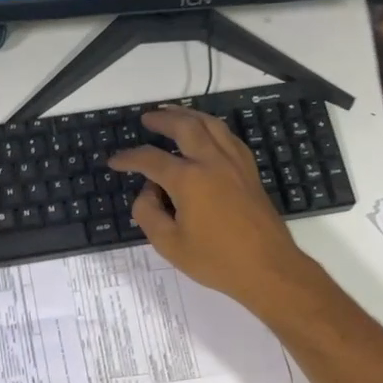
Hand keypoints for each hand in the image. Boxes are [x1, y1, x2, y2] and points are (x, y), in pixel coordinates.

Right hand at [107, 105, 316, 311]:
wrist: (268, 268)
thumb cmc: (216, 260)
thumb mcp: (169, 245)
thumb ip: (148, 214)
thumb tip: (147, 193)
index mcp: (188, 179)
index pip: (150, 159)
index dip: (128, 158)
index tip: (114, 161)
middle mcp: (212, 161)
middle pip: (184, 126)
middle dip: (162, 119)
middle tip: (147, 118)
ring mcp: (235, 164)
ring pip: (211, 125)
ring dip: (189, 115)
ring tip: (174, 114)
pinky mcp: (250, 172)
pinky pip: (229, 138)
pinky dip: (213, 128)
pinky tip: (208, 134)